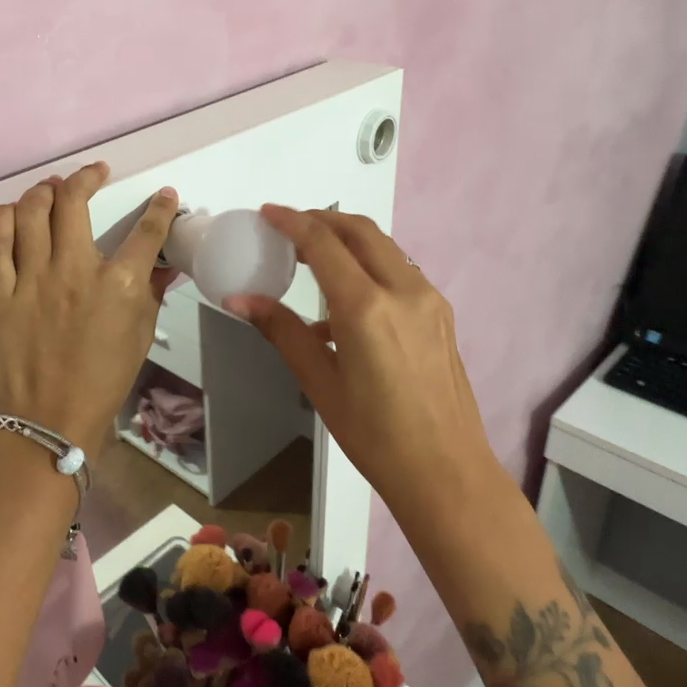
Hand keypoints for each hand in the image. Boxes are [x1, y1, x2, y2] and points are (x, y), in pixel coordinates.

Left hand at [0, 162, 181, 453]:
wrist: (49, 421)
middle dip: (88, 177)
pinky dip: (3, 217)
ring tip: (52, 190)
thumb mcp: (140, 338)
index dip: (159, 208)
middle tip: (93, 175)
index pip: (146, 232)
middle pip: (75, 200)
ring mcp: (31, 278)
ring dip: (44, 191)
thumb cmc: (102, 382)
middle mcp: (74, 271)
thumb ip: (151, 294)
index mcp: (117, 285)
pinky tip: (12, 214)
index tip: (163, 195)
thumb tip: (164, 265)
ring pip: (32, 209)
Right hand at [225, 206, 496, 512]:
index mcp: (366, 308)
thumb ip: (281, 330)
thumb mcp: (319, 382)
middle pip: (360, 231)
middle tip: (289, 227)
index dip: (292, 222)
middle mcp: (404, 291)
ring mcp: (429, 300)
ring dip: (348, 239)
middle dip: (322, 220)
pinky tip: (344, 302)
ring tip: (313, 255)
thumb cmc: (374, 435)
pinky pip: (399, 272)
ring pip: (384, 247)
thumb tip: (239, 299)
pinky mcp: (440, 314)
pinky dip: (368, 266)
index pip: (324, 243)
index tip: (268, 213)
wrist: (447, 472)